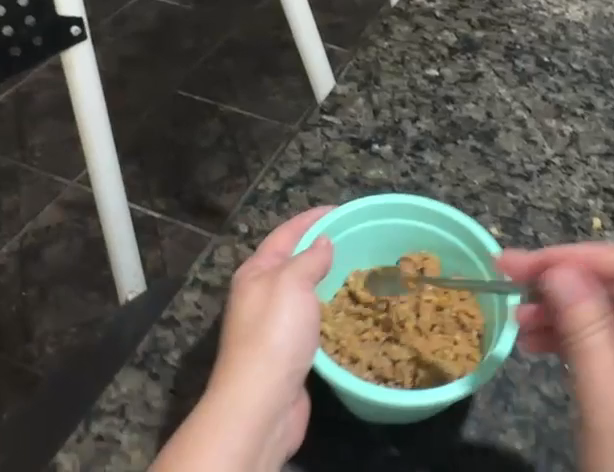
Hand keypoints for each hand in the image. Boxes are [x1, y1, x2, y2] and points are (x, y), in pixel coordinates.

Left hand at [155, 206, 333, 471]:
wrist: (260, 405)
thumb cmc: (274, 335)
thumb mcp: (292, 283)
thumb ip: (309, 259)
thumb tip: (323, 242)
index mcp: (256, 272)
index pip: (286, 233)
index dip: (311, 218)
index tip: (341, 209)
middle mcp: (260, 295)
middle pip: (292, 261)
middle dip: (320, 248)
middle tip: (355, 239)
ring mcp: (272, 326)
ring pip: (302, 292)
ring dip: (326, 281)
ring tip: (357, 271)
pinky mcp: (286, 353)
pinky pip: (310, 321)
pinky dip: (328, 312)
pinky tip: (347, 313)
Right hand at [498, 243, 613, 471]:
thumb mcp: (609, 404)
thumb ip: (587, 331)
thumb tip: (560, 268)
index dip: (583, 257)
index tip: (531, 265)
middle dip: (562, 279)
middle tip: (507, 278)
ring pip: (604, 319)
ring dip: (559, 310)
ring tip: (515, 320)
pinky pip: (600, 350)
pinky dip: (566, 341)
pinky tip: (534, 347)